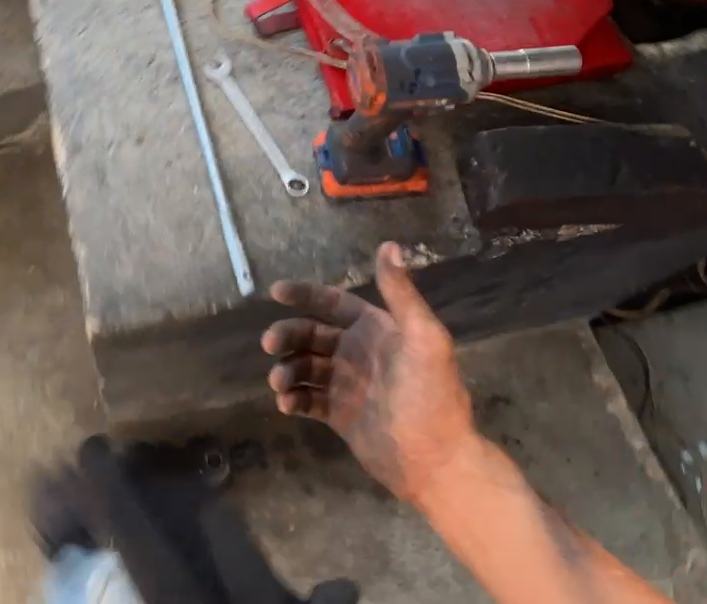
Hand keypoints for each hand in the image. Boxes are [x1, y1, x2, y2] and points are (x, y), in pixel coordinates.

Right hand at [262, 242, 477, 504]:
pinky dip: (292, 398)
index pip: (333, 303)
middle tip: (269, 344)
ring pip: (305, 367)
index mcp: (376, 330)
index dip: (304, 294)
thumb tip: (390, 244)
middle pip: (310, 334)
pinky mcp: (341, 417)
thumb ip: (401, 292)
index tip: (275, 292)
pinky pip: (308, 400)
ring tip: (279, 382)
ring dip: (286, 369)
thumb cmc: (431, 395)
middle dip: (287, 335)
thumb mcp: (423, 338)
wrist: (437, 461)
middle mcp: (358, 353)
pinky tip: (286, 404)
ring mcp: (348, 386)